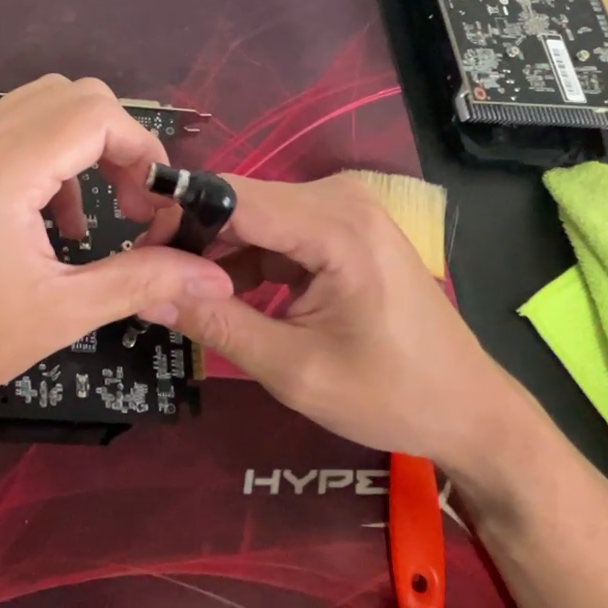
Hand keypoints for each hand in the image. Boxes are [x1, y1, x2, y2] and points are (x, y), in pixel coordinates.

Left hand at [0, 75, 234, 417]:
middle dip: (119, 141)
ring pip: (43, 105)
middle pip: (73, 96)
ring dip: (85, 145)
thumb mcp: (60, 313)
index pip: (94, 113)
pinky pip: (15, 129)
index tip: (159, 201)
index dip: (142, 147)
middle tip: (136, 203)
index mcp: (2, 169)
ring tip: (102, 212)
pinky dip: (51, 155)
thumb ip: (142, 281)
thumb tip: (214, 277)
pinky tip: (57, 220)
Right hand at [152, 173, 518, 465]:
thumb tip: (147, 294)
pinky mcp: (341, 228)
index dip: (176, 218)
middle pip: (239, 201)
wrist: (471, 411)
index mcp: (335, 225)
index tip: (136, 255)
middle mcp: (338, 199)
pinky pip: (275, 231)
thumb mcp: (293, 369)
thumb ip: (217, 325)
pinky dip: (246, 261)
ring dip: (216, 253)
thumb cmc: (391, 395)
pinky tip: (228, 297)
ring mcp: (342, 210)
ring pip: (252, 216)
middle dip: (193, 239)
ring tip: (184, 296)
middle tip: (154, 284)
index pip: (232, 196)